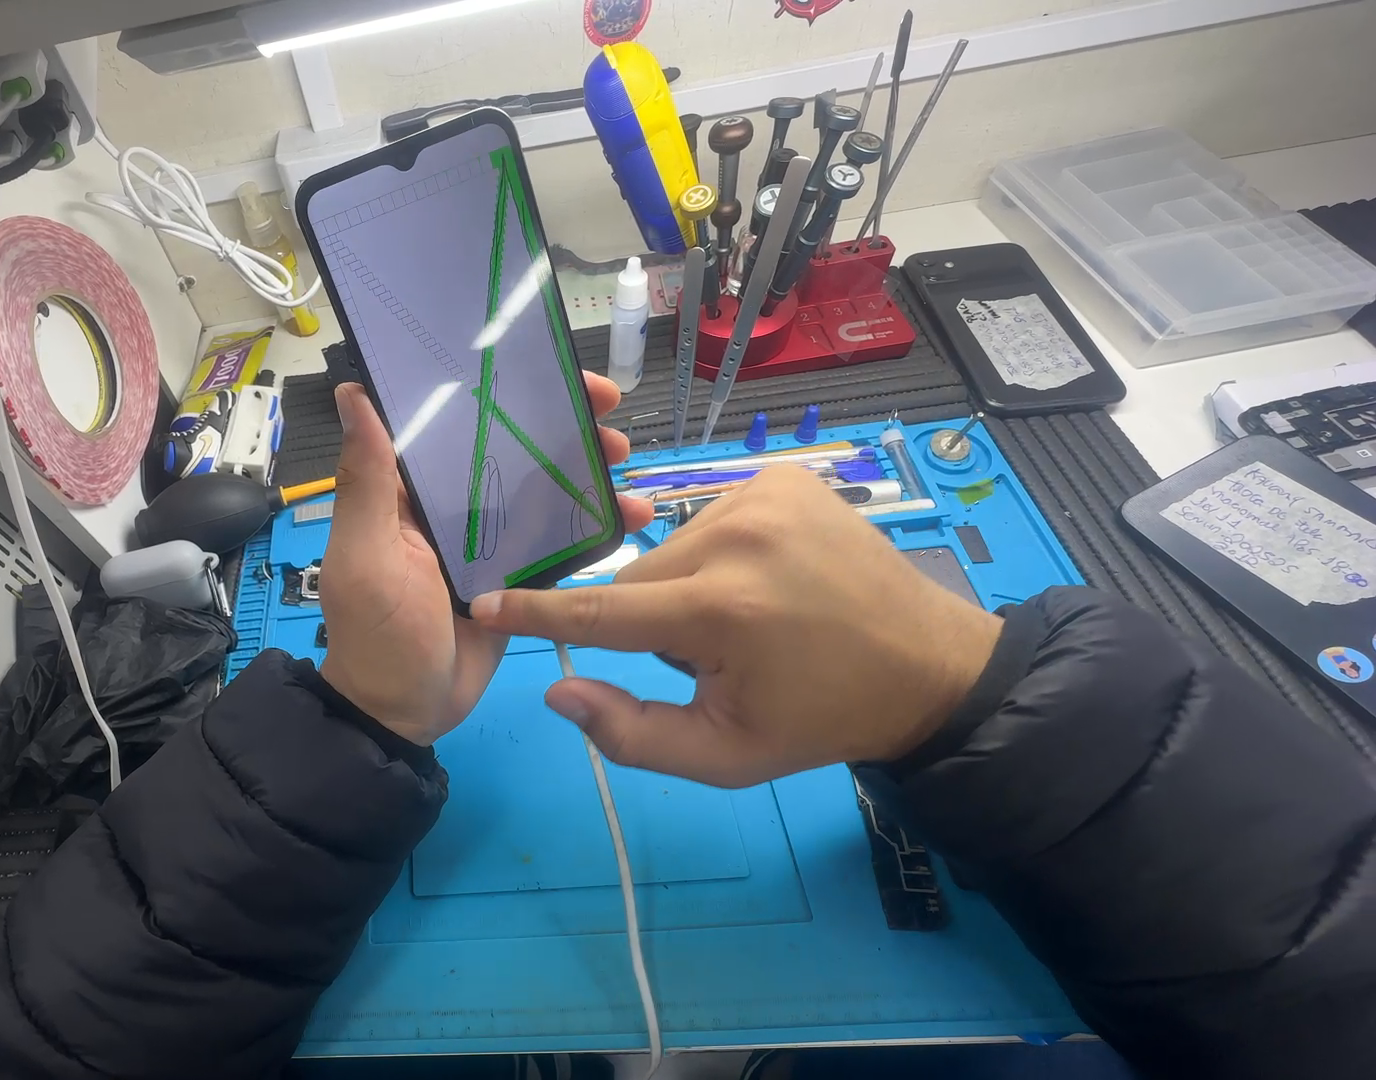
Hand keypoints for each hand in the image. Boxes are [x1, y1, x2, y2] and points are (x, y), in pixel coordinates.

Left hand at [319, 374, 654, 745]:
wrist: (406, 710)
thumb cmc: (378, 631)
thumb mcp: (367, 554)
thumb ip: (367, 482)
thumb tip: (353, 394)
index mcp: (411, 490)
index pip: (457, 422)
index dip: (499, 389)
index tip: (550, 367)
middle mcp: (452, 504)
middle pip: (510, 447)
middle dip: (559, 424)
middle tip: (608, 409)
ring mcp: (489, 539)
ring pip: (542, 489)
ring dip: (584, 469)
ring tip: (626, 459)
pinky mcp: (519, 575)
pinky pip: (559, 540)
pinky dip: (593, 526)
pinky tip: (632, 516)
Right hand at [467, 466, 1003, 784]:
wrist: (930, 667)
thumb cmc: (820, 720)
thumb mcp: (724, 756)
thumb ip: (629, 735)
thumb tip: (555, 691)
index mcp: (721, 611)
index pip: (600, 611)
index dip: (536, 612)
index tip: (484, 601)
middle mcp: (734, 536)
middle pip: (637, 581)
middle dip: (651, 618)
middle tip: (711, 652)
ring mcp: (759, 494)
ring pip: (669, 550)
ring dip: (683, 586)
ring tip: (745, 615)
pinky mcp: (779, 475)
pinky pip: (706, 520)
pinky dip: (714, 554)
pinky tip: (764, 577)